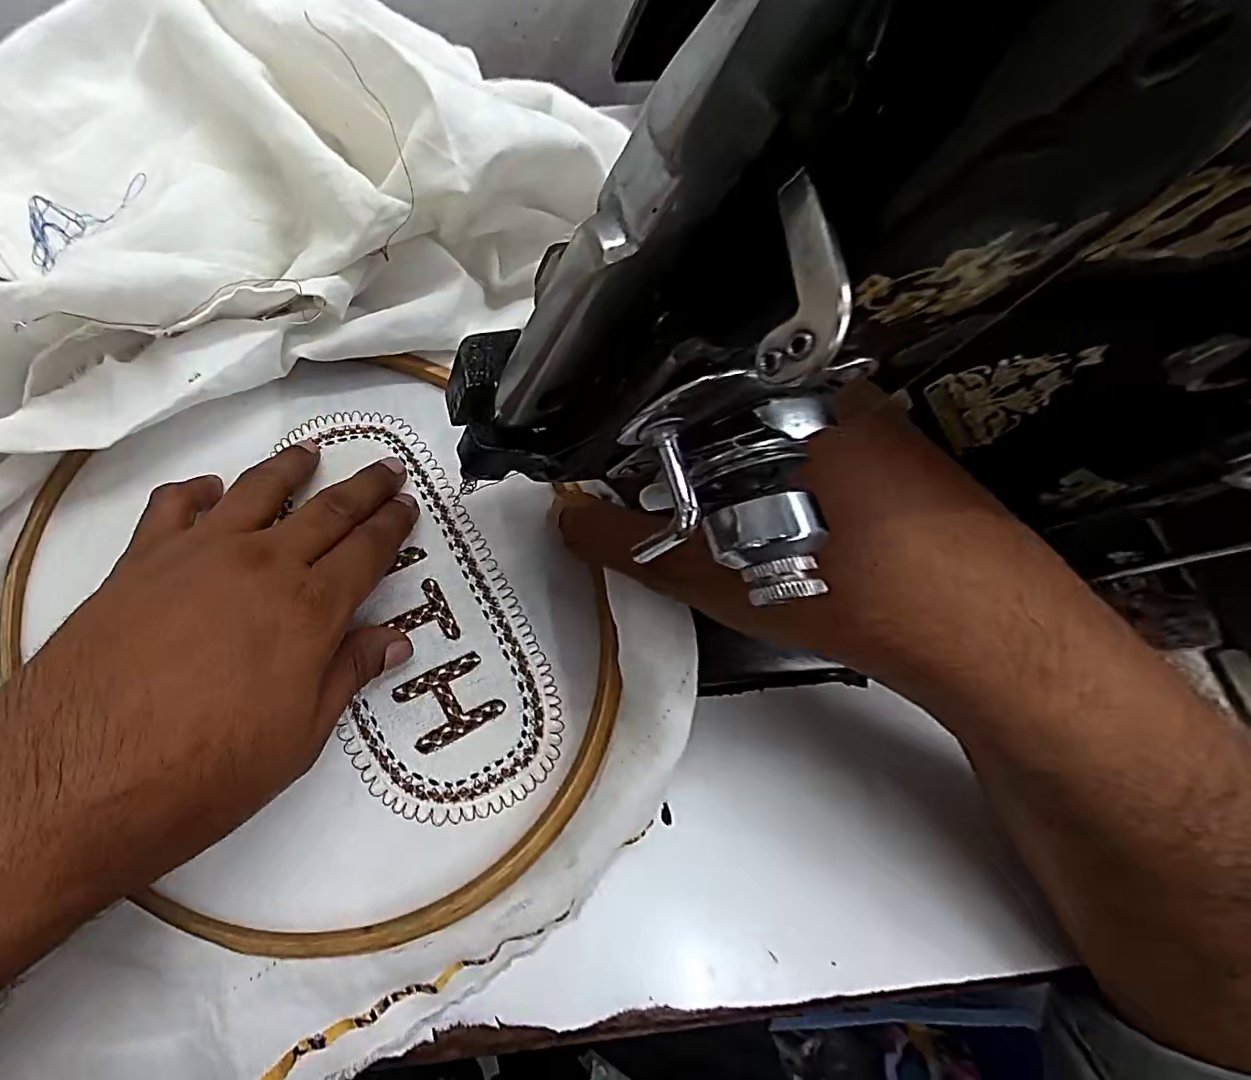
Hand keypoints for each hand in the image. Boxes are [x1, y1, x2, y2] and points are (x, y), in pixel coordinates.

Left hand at [6, 442, 418, 889]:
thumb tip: (393, 638)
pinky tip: (208, 491)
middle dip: (362, 487)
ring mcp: (196, 553)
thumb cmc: (204, 771)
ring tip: (311, 453)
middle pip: (324, 511)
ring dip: (289, 468)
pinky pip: (174, 505)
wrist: (84, 768)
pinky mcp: (141, 557)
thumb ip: (345, 676)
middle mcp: (258, 565)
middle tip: (385, 468)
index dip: (390, 526)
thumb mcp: (295, 740)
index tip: (406, 505)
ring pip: (255, 490)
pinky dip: (197, 491)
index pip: (365, 552)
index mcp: (306, 610)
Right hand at [559, 391, 1250, 1070]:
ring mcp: (888, 446)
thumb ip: (627, 539)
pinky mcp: (914, 484)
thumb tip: (564, 515)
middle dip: (687, 472)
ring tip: (712, 535)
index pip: (693, 408)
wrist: (999, 652)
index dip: (646, 445)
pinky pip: (818, 477)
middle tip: (663, 517)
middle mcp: (846, 413)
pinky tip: (777, 545)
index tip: (624, 484)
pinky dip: (780, 502)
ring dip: (733, 490)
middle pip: (731, 432)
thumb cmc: (849, 592)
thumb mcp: (713, 571)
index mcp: (799, 413)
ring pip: (775, 455)